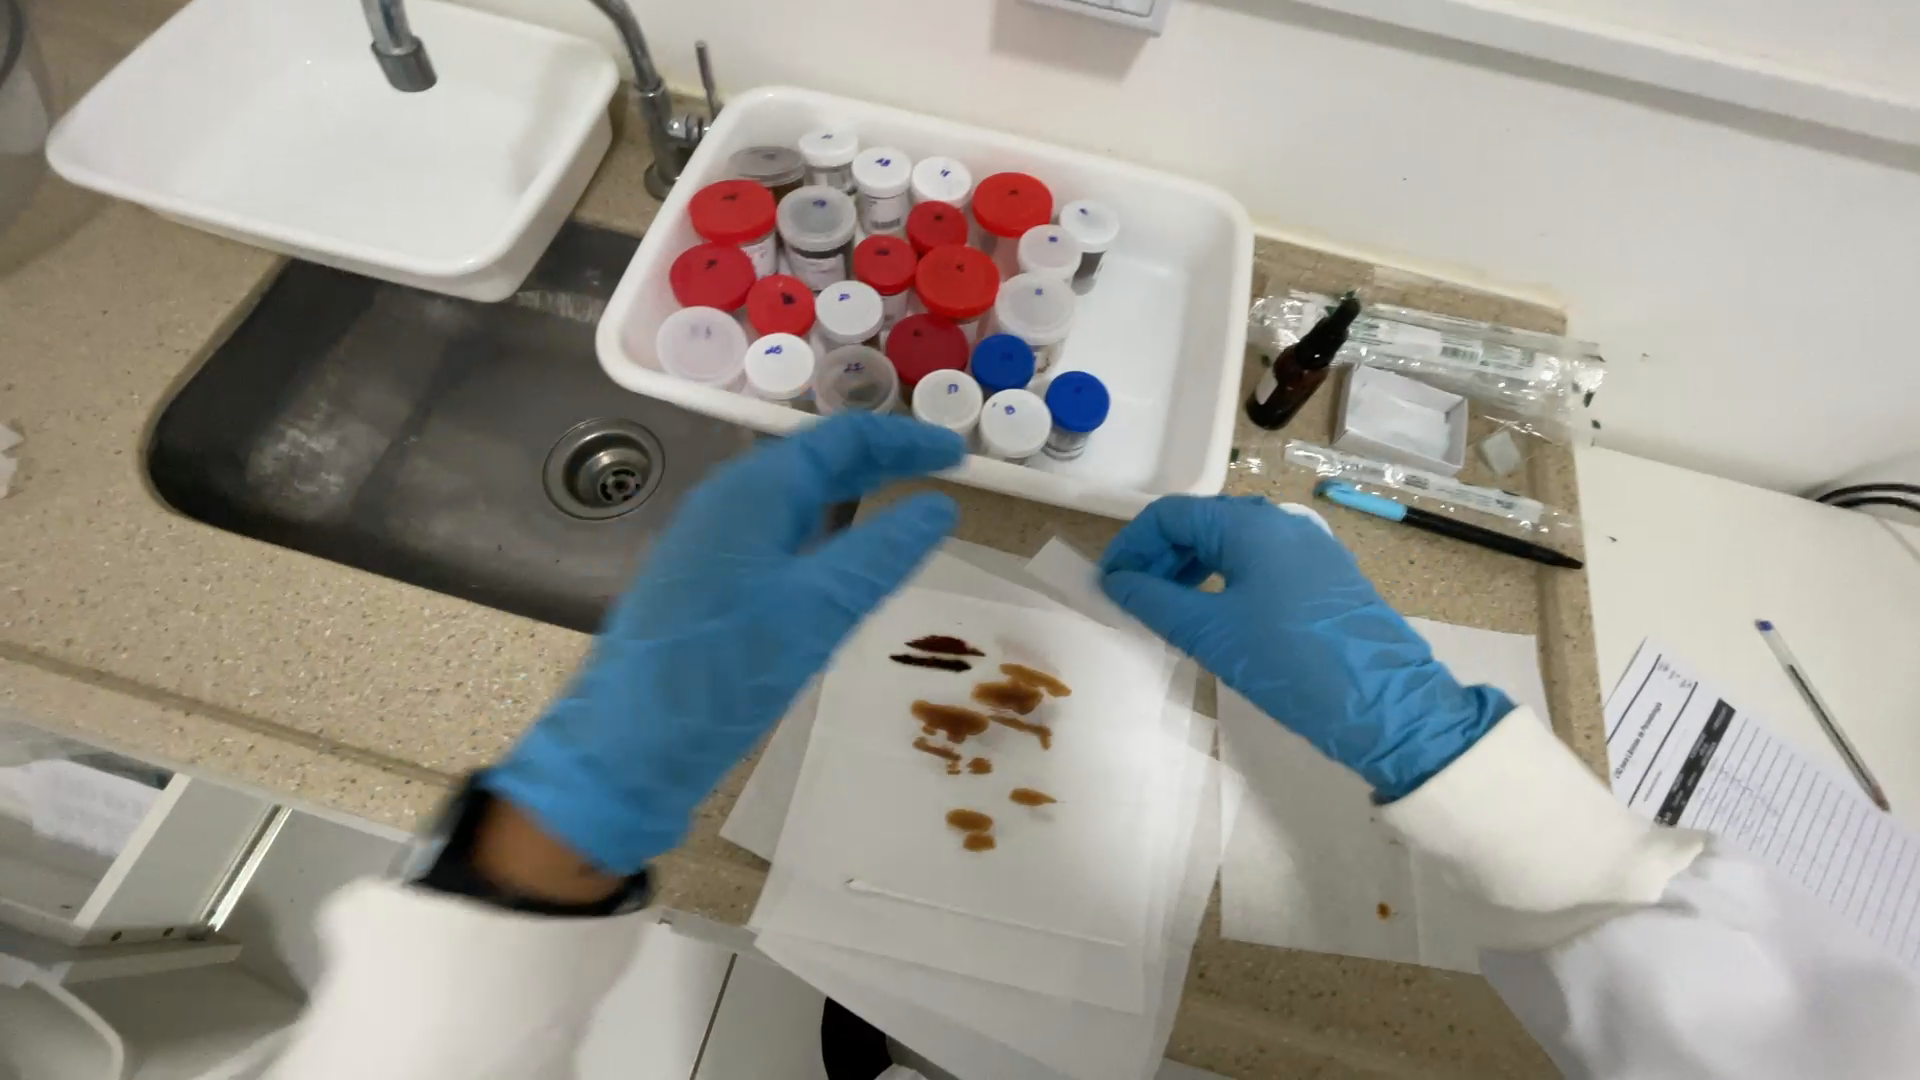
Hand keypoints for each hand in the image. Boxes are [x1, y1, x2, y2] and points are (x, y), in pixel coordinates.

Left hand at [483, 414, 965, 873]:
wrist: (624, 752)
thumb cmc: (722, 673)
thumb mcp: (818, 610)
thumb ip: (883, 552)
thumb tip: (940, 507)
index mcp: (754, 492)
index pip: (843, 439)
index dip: (906, 442)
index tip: (959, 458)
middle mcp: (731, 503)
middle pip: (820, 461)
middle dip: (885, 461)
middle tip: (944, 475)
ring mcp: (716, 543)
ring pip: (801, 500)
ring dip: (857, 494)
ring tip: (906, 506)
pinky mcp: (711, 582)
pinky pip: (784, 536)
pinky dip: (830, 532)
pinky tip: (848, 559)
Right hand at [1099, 495, 1512, 798]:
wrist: (1391, 710)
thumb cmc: (1291, 663)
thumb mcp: (1211, 633)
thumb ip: (1154, 600)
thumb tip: (1116, 582)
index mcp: (1250, 524)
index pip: (1170, 515)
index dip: (1130, 545)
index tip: (1109, 583)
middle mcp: (1279, 521)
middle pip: (1199, 523)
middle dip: (1157, 556)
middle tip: (1132, 598)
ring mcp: (1306, 546)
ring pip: (1228, 541)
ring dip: (1187, 567)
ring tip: (1165, 607)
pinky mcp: (1322, 574)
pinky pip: (1256, 560)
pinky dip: (1220, 578)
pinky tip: (1210, 611)